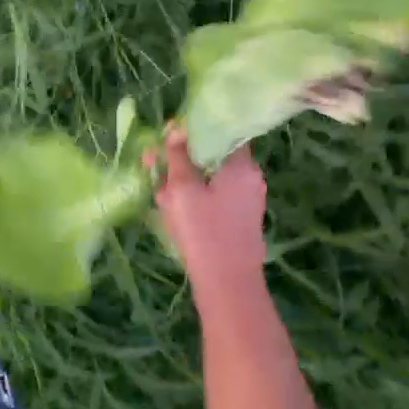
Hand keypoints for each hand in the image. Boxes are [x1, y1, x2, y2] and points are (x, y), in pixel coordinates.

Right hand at [153, 129, 266, 298]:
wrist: (227, 279)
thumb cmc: (202, 229)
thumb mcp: (180, 188)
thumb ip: (177, 157)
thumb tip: (177, 129)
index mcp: (241, 165)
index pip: (224, 132)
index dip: (196, 129)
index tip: (169, 135)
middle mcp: (251, 177)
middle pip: (216, 154)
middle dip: (185, 157)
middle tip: (156, 165)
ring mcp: (249, 198)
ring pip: (214, 175)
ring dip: (188, 177)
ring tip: (162, 190)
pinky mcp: (243, 216)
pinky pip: (217, 193)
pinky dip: (197, 193)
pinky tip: (177, 207)